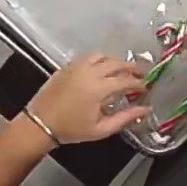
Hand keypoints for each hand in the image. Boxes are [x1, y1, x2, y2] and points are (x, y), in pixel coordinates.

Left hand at [25, 55, 151, 145]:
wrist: (41, 123)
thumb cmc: (71, 129)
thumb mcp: (101, 129)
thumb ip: (125, 118)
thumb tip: (145, 110)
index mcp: (99, 88)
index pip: (127, 80)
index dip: (139, 84)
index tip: (145, 89)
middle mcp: (90, 72)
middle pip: (117, 63)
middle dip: (132, 68)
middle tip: (141, 74)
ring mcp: (77, 67)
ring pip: (103, 56)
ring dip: (116, 61)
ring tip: (123, 70)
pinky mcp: (68, 66)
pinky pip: (89, 57)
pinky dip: (100, 60)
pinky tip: (103, 68)